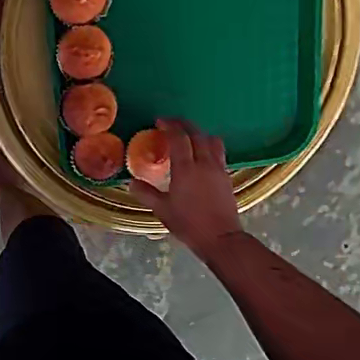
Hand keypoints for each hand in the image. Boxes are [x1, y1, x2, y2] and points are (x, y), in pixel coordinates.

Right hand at [129, 117, 245, 260]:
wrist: (221, 238)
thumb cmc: (188, 224)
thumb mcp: (162, 210)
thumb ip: (146, 193)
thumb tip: (132, 183)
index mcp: (186, 169)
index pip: (178, 138)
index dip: (169, 126)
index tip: (159, 122)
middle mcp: (204, 163)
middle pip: (197, 133)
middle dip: (184, 124)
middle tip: (171, 123)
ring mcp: (218, 168)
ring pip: (212, 140)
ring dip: (199, 133)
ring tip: (189, 136)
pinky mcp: (226, 176)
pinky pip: (218, 152)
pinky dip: (208, 146)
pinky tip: (201, 155)